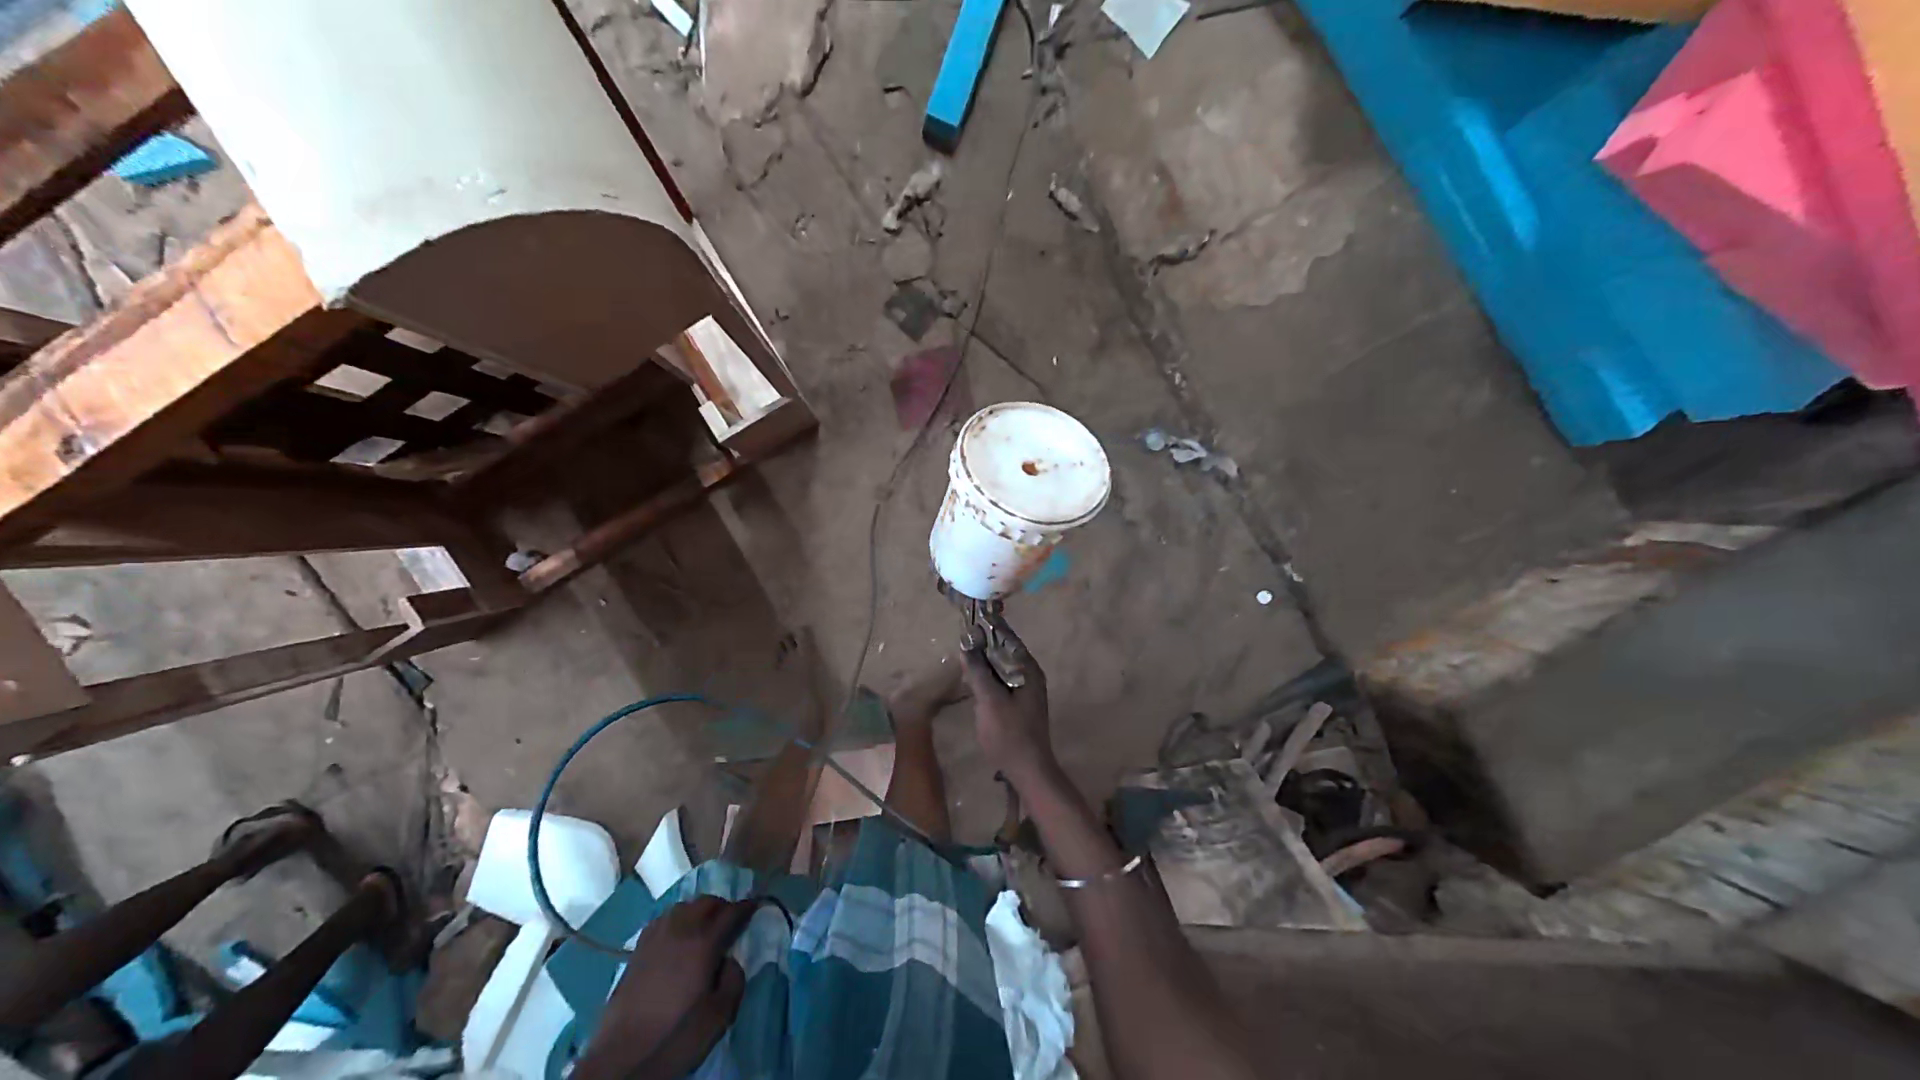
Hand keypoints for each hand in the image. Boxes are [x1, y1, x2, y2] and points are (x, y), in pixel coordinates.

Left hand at [574, 896, 754, 1079]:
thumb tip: (730, 960)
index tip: (757, 906)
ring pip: (682, 907)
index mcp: (703, 943)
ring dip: (698, 910)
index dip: (747, 907)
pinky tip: (678, 937)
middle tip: (732, 920)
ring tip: (705, 927)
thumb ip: (734, 979)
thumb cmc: (676, 1038)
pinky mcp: (637, 951)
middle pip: (706, 902)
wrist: (621, 1061)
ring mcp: (654, 938)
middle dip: (723, 906)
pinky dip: (677, 919)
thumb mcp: (720, 1016)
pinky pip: (662, 920)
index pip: (731, 913)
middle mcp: (679, 931)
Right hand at [958, 613, 1056, 783]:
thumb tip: (967, 644)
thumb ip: (978, 671)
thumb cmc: (1009, 734)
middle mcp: (1031, 675)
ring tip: (965, 651)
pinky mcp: (1020, 703)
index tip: (970, 618)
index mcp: (1028, 670)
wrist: (1028, 770)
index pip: (1008, 638)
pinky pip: (1003, 679)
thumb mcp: (989, 700)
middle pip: (1006, 650)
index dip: (990, 627)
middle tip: (963, 634)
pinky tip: (974, 677)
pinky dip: (989, 674)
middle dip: (985, 642)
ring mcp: (1027, 689)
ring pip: (1003, 665)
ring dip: (986, 658)